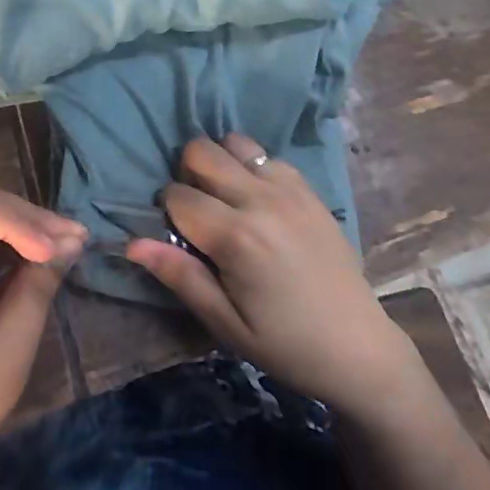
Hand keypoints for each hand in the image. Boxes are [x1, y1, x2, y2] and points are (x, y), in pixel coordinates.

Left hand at [0, 187, 85, 489]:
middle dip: (30, 222)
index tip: (60, 250)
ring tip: (67, 248)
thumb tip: (68, 243)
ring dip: (24, 235)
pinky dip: (10, 254)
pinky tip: (40, 263)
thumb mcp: (3, 355)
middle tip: (77, 241)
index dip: (24, 220)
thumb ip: (35, 290)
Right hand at [126, 135, 421, 416]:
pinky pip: (267, 155)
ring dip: (220, 164)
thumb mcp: (224, 323)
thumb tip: (131, 243)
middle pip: (201, 151)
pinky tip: (257, 201)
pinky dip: (251, 167)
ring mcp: (289, 188)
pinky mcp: (308, 188)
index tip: (182, 239)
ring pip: (233, 142)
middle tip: (200, 214)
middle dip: (187, 176)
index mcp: (236, 236)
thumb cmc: (284, 344)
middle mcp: (261, 199)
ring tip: (226, 200)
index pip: (177, 195)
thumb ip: (179, 275)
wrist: (358, 346)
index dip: (168, 214)